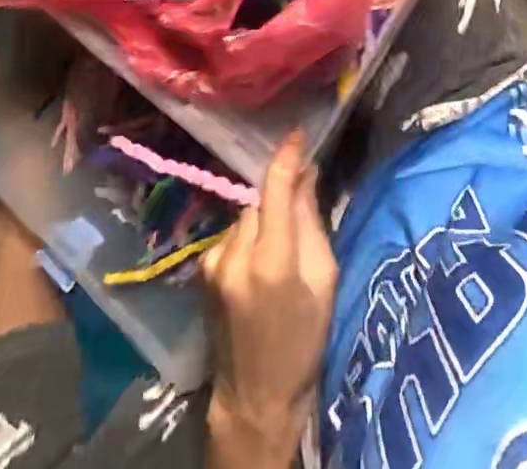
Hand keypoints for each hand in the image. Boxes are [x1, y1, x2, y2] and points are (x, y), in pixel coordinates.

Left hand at [202, 131, 337, 465]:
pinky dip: (248, 238)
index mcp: (273, 259)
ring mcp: (212, 261)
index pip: (275, 188)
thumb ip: (310, 222)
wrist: (255, 393)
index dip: (287, 157)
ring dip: (263, 221)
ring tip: (279, 252)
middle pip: (259, 200)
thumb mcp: (324, 280)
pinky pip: (232, 235)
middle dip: (278, 198)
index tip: (297, 134)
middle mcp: (235, 253)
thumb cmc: (305, 341)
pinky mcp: (202, 269)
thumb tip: (305, 174)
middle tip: (299, 211)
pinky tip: (258, 266)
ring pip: (244, 217)